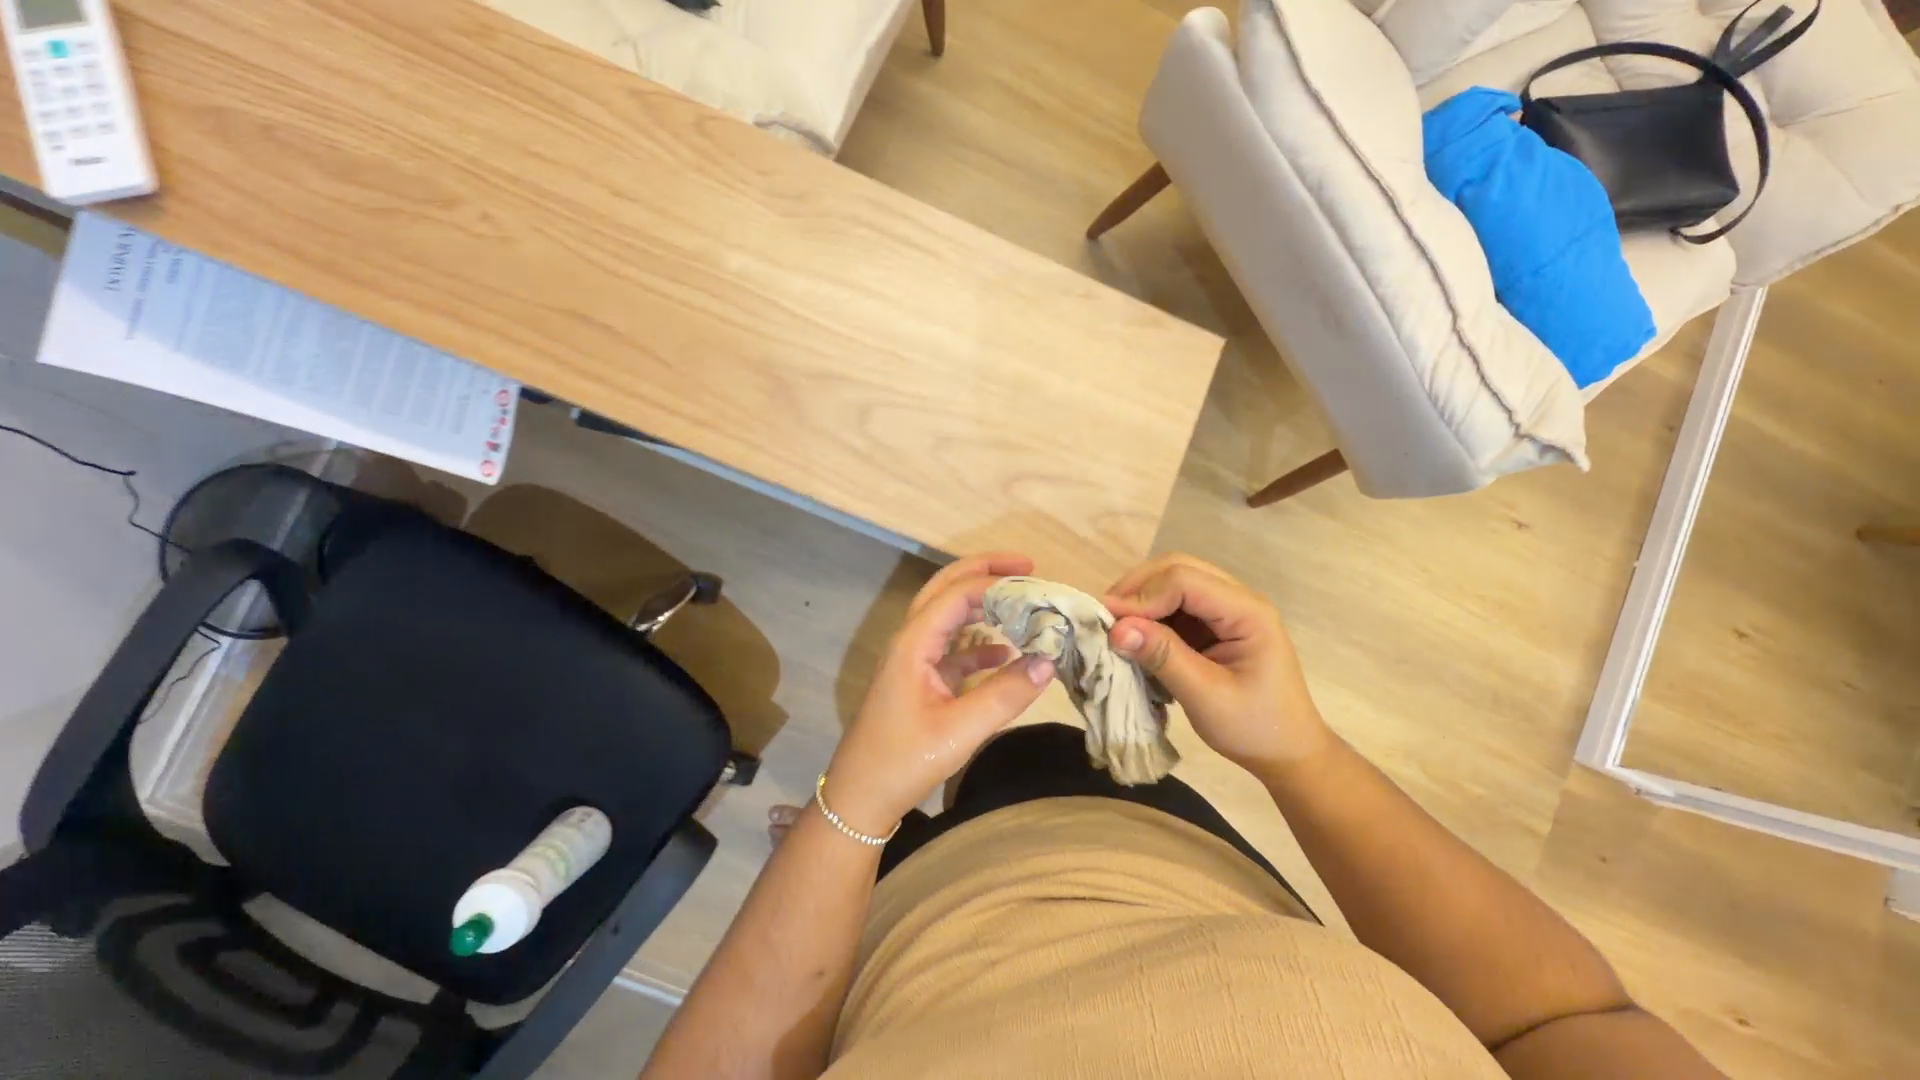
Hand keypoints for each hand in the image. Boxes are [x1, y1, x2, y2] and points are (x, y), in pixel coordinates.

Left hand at [823, 554, 1054, 836]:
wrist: (861, 797)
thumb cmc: (903, 760)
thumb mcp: (960, 731)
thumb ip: (1005, 695)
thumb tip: (1049, 660)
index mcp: (914, 643)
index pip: (958, 593)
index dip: (997, 582)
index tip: (1037, 579)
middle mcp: (910, 642)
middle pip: (946, 589)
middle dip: (984, 572)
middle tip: (1027, 566)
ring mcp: (913, 661)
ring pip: (949, 617)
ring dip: (983, 605)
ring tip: (1023, 603)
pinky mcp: (919, 682)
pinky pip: (952, 649)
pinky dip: (979, 644)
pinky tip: (1007, 654)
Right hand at [1104, 554, 1329, 773]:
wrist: (1287, 752)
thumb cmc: (1254, 727)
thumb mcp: (1206, 697)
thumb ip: (1163, 657)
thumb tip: (1116, 629)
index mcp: (1248, 612)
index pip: (1185, 580)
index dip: (1142, 596)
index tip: (1108, 624)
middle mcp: (1238, 600)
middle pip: (1179, 569)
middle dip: (1138, 588)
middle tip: (1105, 618)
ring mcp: (1226, 611)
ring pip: (1174, 583)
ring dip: (1142, 600)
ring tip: (1115, 627)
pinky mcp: (1214, 626)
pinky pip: (1176, 606)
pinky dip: (1151, 616)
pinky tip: (1135, 637)